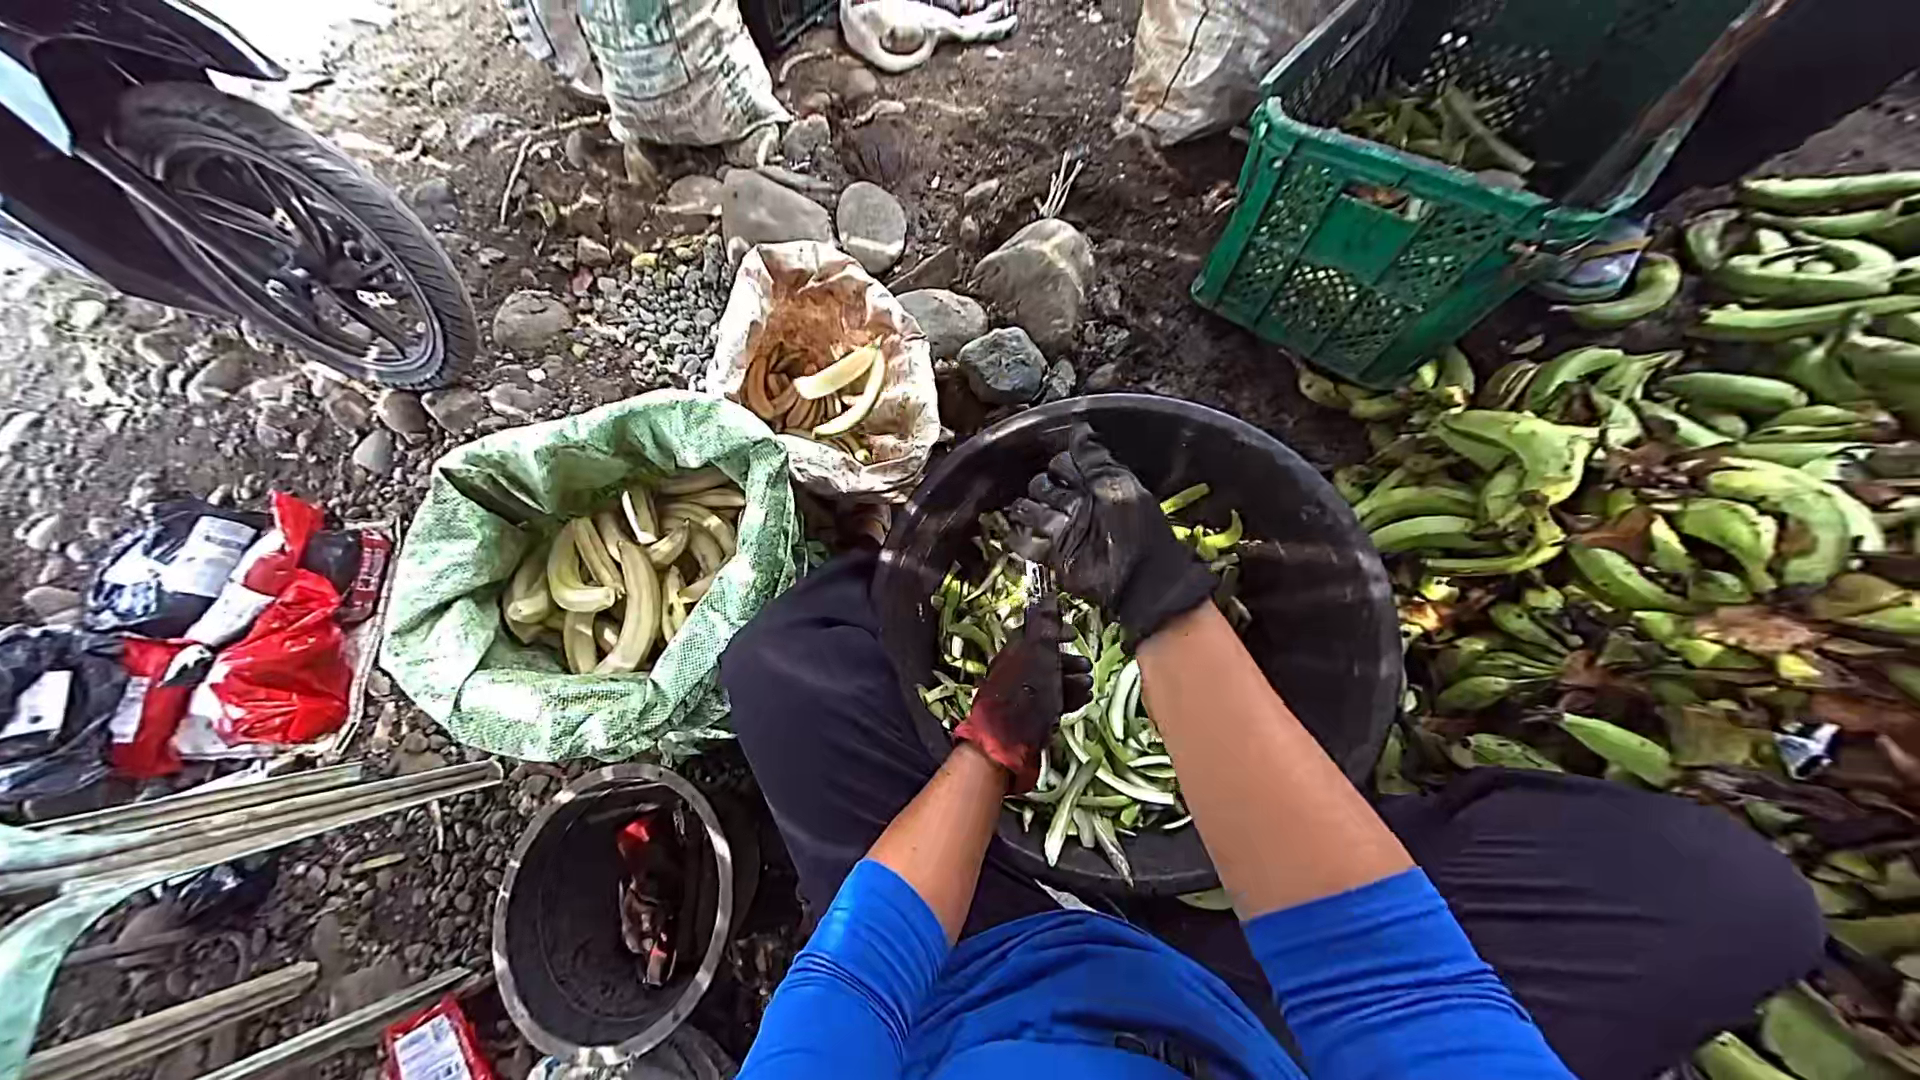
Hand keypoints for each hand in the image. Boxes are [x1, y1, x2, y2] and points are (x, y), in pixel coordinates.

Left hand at [953, 591, 1091, 791]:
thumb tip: (1047, 607)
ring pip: (1052, 681)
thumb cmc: (1021, 695)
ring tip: (1089, 683)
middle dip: (1068, 660)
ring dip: (1073, 679)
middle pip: (1046, 660)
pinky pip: (1054, 700)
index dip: (1054, 632)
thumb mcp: (1035, 658)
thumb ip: (1043, 634)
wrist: (1005, 740)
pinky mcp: (1032, 715)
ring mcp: (1025, 695)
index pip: (1034, 636)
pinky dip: (1070, 697)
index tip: (1073, 634)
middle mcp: (1016, 673)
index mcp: (1012, 656)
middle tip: (1086, 664)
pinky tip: (1085, 697)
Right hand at [1005, 423, 1215, 641]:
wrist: (1140, 578)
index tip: (1056, 466)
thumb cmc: (1135, 527)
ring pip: (1035, 514)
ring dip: (1026, 509)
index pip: (1065, 466)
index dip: (1060, 464)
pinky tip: (1012, 532)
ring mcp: (1066, 532)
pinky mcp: (1057, 556)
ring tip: (1019, 506)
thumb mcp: (1118, 484)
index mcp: (1096, 486)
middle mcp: (1078, 506)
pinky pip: (1031, 546)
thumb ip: (1095, 459)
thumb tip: (1079, 428)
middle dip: (1040, 486)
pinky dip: (1020, 540)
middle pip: (1046, 488)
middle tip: (1040, 488)